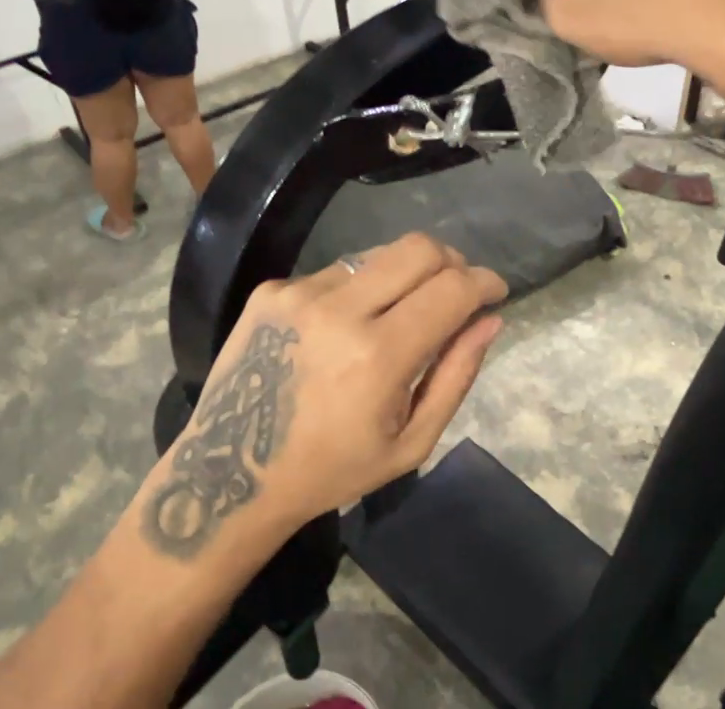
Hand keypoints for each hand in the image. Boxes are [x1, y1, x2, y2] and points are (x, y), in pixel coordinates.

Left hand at [142, 234, 507, 556]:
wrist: (228, 476)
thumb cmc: (332, 469)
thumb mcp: (410, 443)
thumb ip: (456, 376)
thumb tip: (491, 320)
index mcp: (378, 356)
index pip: (452, 288)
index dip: (485, 282)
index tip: (496, 292)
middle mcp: (338, 311)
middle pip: (418, 248)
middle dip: (452, 261)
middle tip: (457, 289)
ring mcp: (298, 294)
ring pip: (377, 257)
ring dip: (402, 278)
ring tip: (397, 316)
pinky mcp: (271, 291)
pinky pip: (336, 272)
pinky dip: (358, 292)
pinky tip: (345, 329)